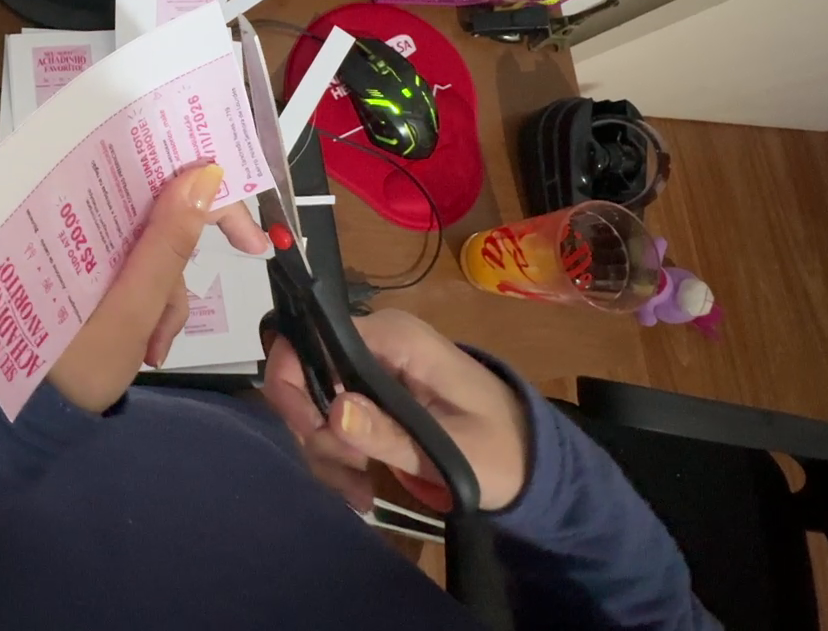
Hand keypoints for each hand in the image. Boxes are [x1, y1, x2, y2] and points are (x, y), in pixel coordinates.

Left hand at [47, 164, 268, 412]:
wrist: (34, 413)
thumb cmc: (77, 359)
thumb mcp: (133, 305)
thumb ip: (169, 243)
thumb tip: (206, 175)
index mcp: (90, 214)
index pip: (159, 179)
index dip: (213, 197)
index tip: (252, 242)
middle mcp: (92, 222)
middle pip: (165, 217)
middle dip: (185, 269)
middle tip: (222, 276)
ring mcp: (97, 249)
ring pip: (160, 254)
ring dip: (169, 300)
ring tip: (152, 345)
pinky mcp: (99, 274)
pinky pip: (144, 277)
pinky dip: (155, 310)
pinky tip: (146, 346)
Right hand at [261, 308, 527, 511]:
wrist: (534, 461)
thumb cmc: (503, 451)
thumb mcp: (454, 453)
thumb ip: (391, 433)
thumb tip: (334, 411)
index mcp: (394, 338)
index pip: (313, 337)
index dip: (293, 382)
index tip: (310, 435)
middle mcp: (373, 339)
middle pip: (304, 371)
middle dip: (313, 429)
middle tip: (348, 473)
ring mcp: (369, 361)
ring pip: (312, 399)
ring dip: (325, 450)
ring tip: (359, 490)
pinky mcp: (368, 386)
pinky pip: (328, 412)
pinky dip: (335, 452)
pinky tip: (359, 484)